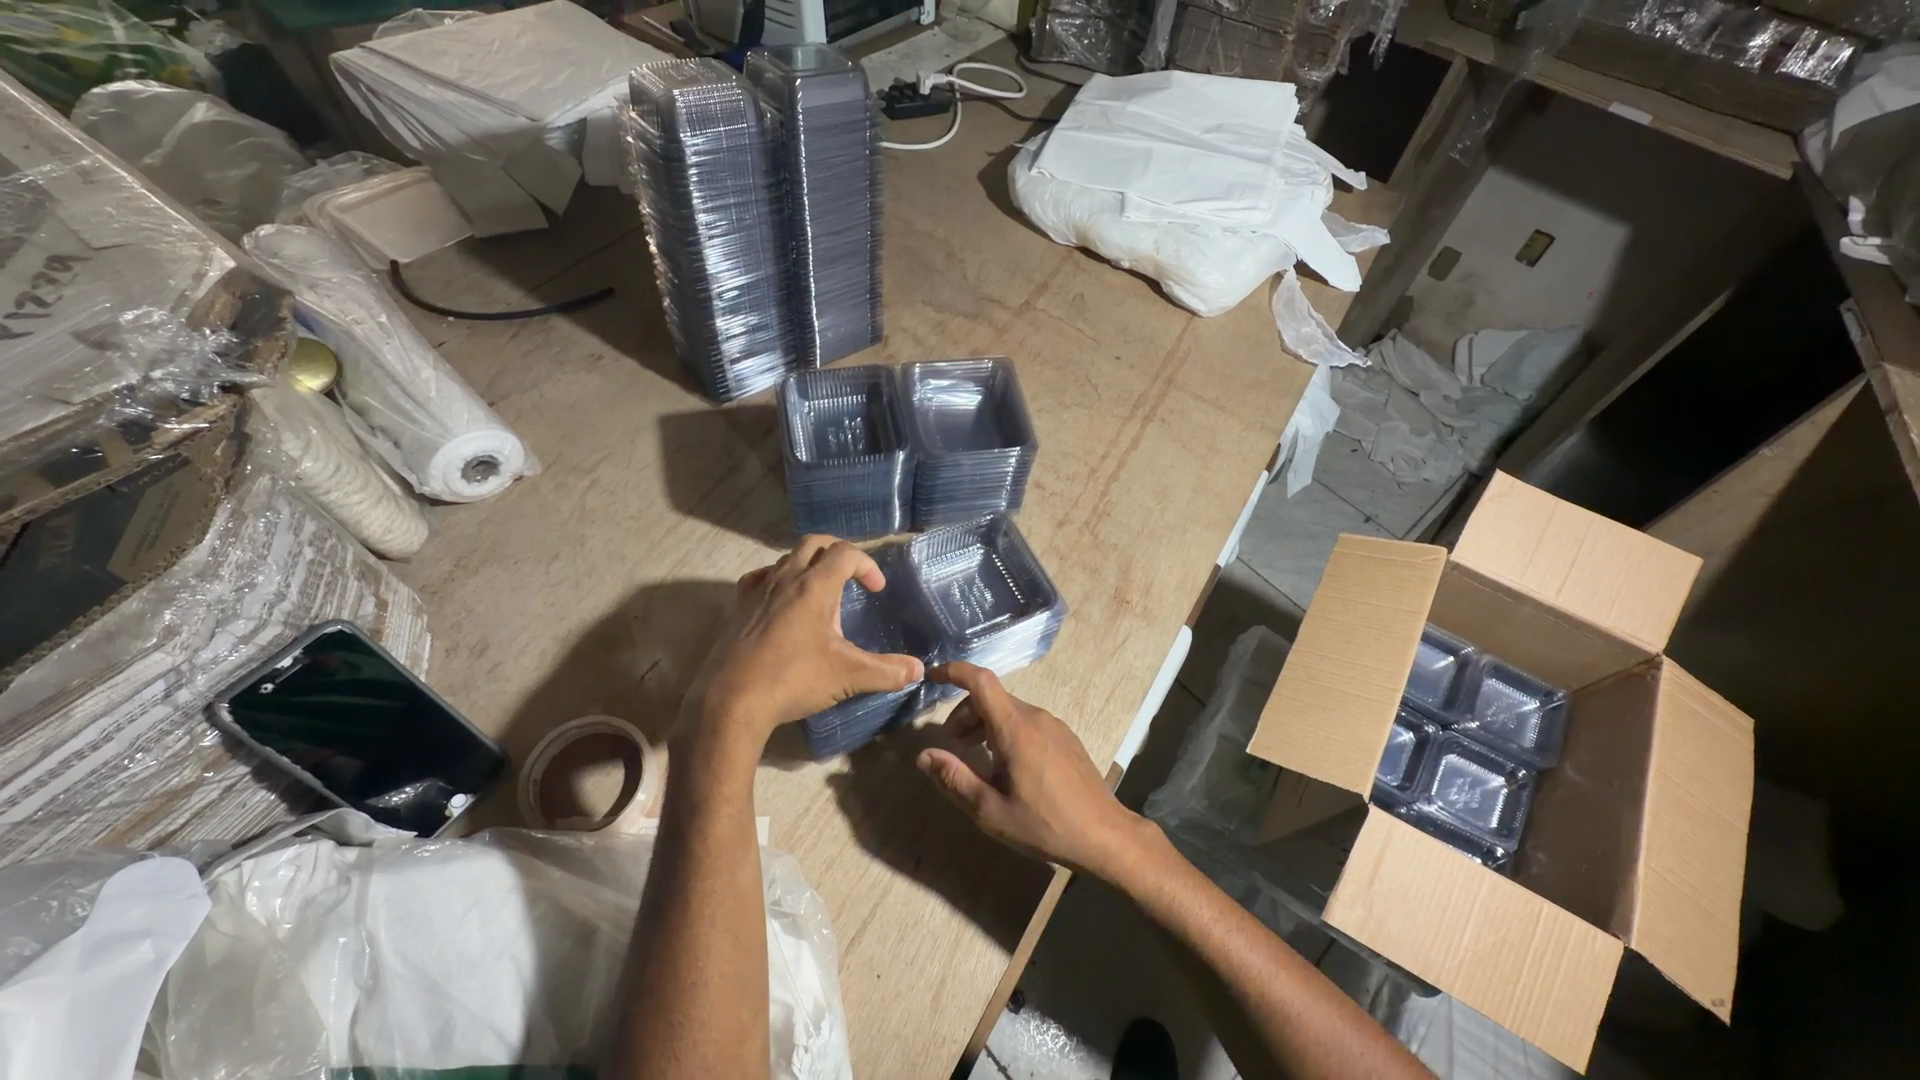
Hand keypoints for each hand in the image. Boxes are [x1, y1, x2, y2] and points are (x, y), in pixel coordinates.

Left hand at [682, 536, 924, 759]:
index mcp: (814, 586)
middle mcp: (785, 579)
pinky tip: (780, 601)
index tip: (877, 589)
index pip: (845, 552)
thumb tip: (918, 669)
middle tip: (852, 576)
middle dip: (837, 552)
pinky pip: (759, 579)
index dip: (867, 565)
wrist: (730, 700)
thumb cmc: (793, 679)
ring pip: (785, 559)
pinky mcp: (739, 610)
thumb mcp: (848, 675)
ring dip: (808, 565)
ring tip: (821, 591)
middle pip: (813, 543)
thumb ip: (887, 671)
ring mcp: (758, 592)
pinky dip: (776, 580)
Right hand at [915, 662, 1154, 880]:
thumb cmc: (1045, 824)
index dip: (954, 672)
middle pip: (992, 698)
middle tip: (951, 746)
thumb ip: (955, 779)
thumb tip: (924, 756)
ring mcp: (1054, 726)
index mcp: (1015, 728)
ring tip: (975, 759)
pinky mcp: (1065, 739)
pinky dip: (1005, 733)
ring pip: (1010, 711)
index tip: (932, 676)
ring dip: (984, 725)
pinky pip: (1027, 723)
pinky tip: (1005, 767)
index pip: (981, 681)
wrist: (1104, 835)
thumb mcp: (991, 810)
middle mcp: (1036, 717)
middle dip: (964, 714)